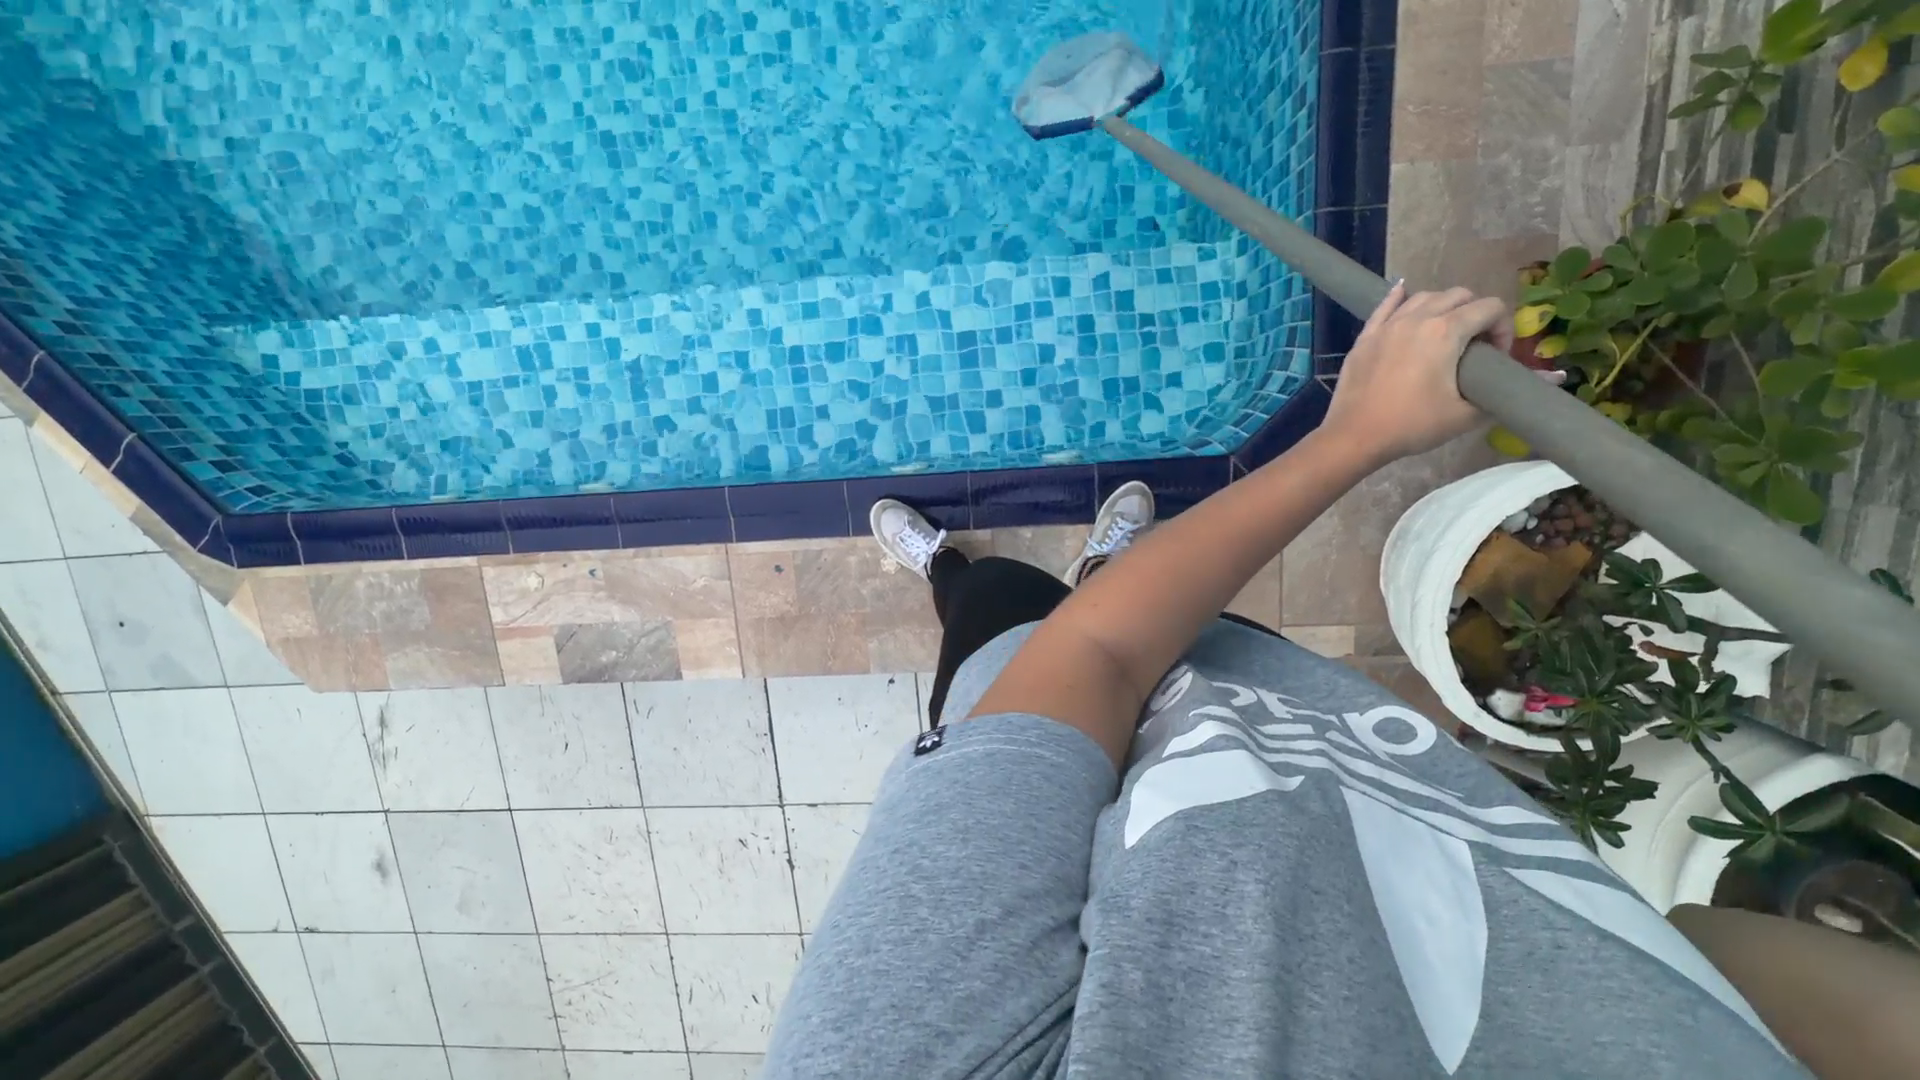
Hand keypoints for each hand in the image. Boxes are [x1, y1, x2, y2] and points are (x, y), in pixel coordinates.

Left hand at [1322, 282, 1512, 465]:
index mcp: (1445, 331)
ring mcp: (1386, 325)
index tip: (1495, 357)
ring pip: (1423, 297)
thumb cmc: (1412, 426)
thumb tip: (1556, 379)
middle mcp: (1416, 318)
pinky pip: (1384, 305)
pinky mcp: (1365, 337)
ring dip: (1442, 306)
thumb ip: (1508, 391)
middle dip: (1475, 313)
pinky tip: (1403, 290)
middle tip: (1473, 346)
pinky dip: (1398, 296)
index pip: (1489, 308)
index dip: (1502, 328)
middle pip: (1458, 296)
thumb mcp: (1466, 413)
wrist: (1354, 436)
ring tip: (1445, 333)